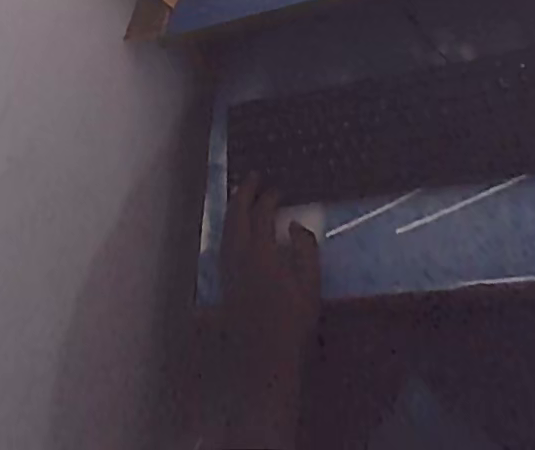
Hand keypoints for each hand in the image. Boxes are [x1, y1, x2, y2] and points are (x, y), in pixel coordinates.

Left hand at [220, 176, 318, 447]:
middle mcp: (239, 254)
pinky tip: (235, 224)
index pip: (262, 214)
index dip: (269, 198)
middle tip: (253, 176)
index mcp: (262, 253)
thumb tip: (294, 223)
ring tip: (242, 192)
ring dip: (234, 205)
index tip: (279, 189)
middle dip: (244, 191)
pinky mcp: (224, 277)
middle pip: (237, 213)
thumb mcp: (310, 287)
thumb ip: (306, 250)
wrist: (264, 357)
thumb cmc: (292, 323)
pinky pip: (224, 238)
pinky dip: (230, 222)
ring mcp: (228, 265)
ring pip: (226, 225)